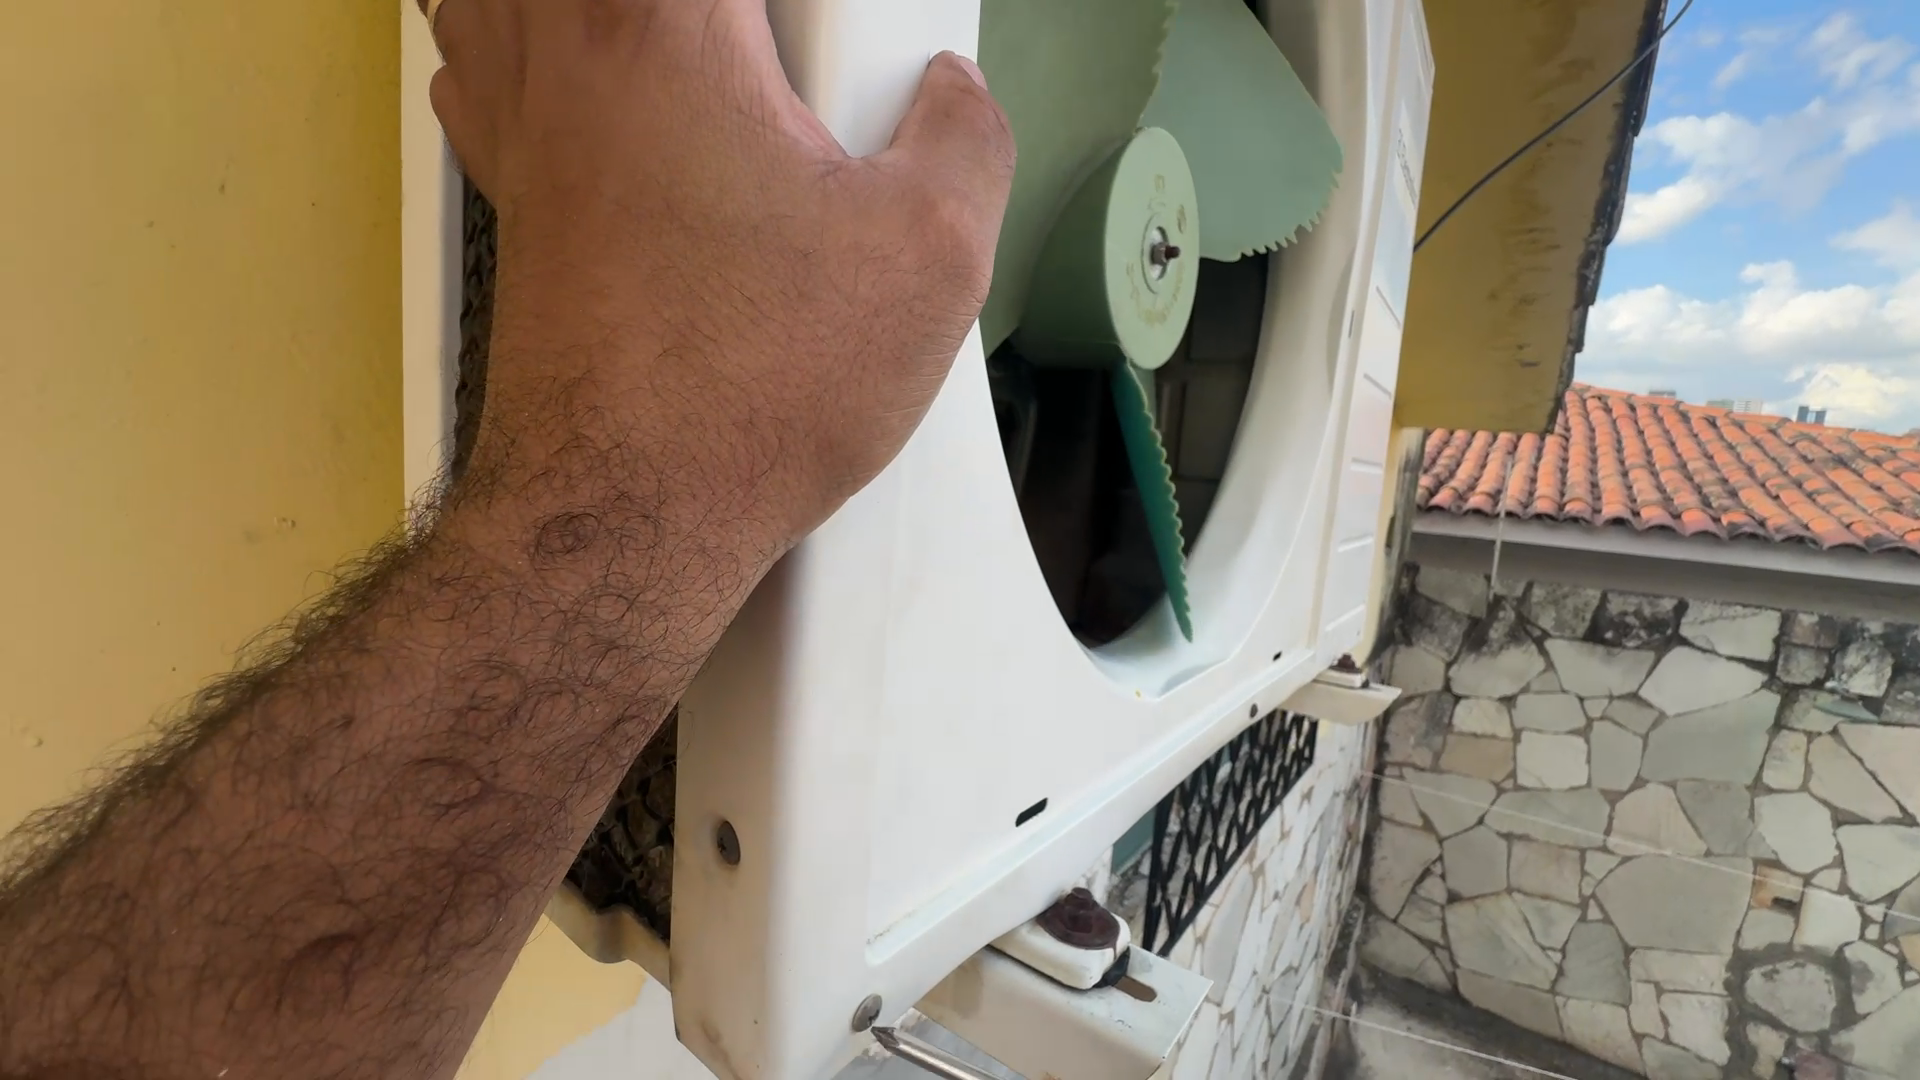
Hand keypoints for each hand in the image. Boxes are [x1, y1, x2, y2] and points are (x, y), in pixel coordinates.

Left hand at [427, 0, 1015, 550]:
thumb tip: (952, 97)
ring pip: (551, 2)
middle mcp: (566, 50)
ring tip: (726, 83)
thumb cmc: (765, 390)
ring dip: (646, 24)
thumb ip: (968, 137)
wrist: (640, 513)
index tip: (849, 71)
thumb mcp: (935, 253)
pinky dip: (559, 54)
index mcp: (665, 21)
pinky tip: (632, 117)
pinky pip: (505, 65)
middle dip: (751, 29)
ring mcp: (519, 128)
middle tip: (800, 79)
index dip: (827, 23)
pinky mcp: (517, 204)